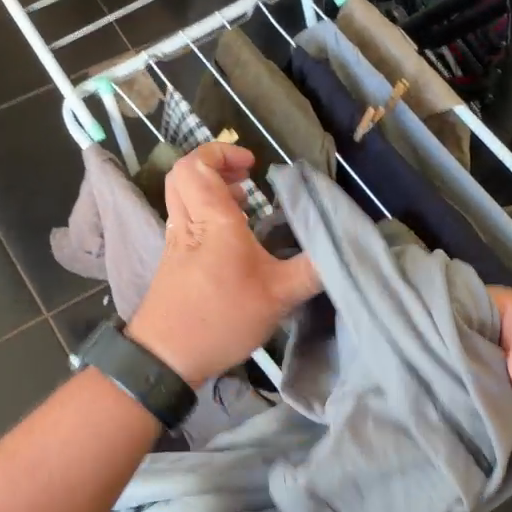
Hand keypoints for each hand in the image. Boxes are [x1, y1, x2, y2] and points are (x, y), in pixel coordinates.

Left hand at [126, 144, 319, 385]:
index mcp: (212, 219)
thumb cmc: (220, 317)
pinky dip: (207, 218)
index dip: (220, 153)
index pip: (197, 165)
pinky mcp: (174, 264)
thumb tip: (346, 247)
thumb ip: (313, 268)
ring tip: (245, 206)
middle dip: (215, 168)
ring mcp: (176, 243)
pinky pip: (186, 222)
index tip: (252, 164)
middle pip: (184, 175)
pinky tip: (233, 242)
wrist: (166, 357)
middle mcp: (188, 223)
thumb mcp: (279, 295)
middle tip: (246, 178)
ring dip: (212, 193)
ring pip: (184, 199)